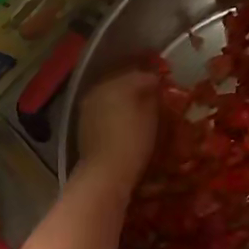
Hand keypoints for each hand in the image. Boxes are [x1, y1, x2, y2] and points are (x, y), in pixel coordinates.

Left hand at [77, 68, 158, 183]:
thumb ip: (152, 97)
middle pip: (121, 84)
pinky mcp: (83, 124)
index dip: (154, 82)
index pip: (139, 76)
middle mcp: (98, 90)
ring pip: (110, 97)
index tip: (165, 90)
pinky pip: (102, 111)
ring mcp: (87, 107)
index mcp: (116, 84)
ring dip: (124, 102)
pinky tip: (123, 124)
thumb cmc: (133, 142)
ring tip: (139, 114)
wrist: (106, 173)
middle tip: (153, 101)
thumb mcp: (151, 118)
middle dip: (137, 90)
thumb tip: (152, 88)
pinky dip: (113, 114)